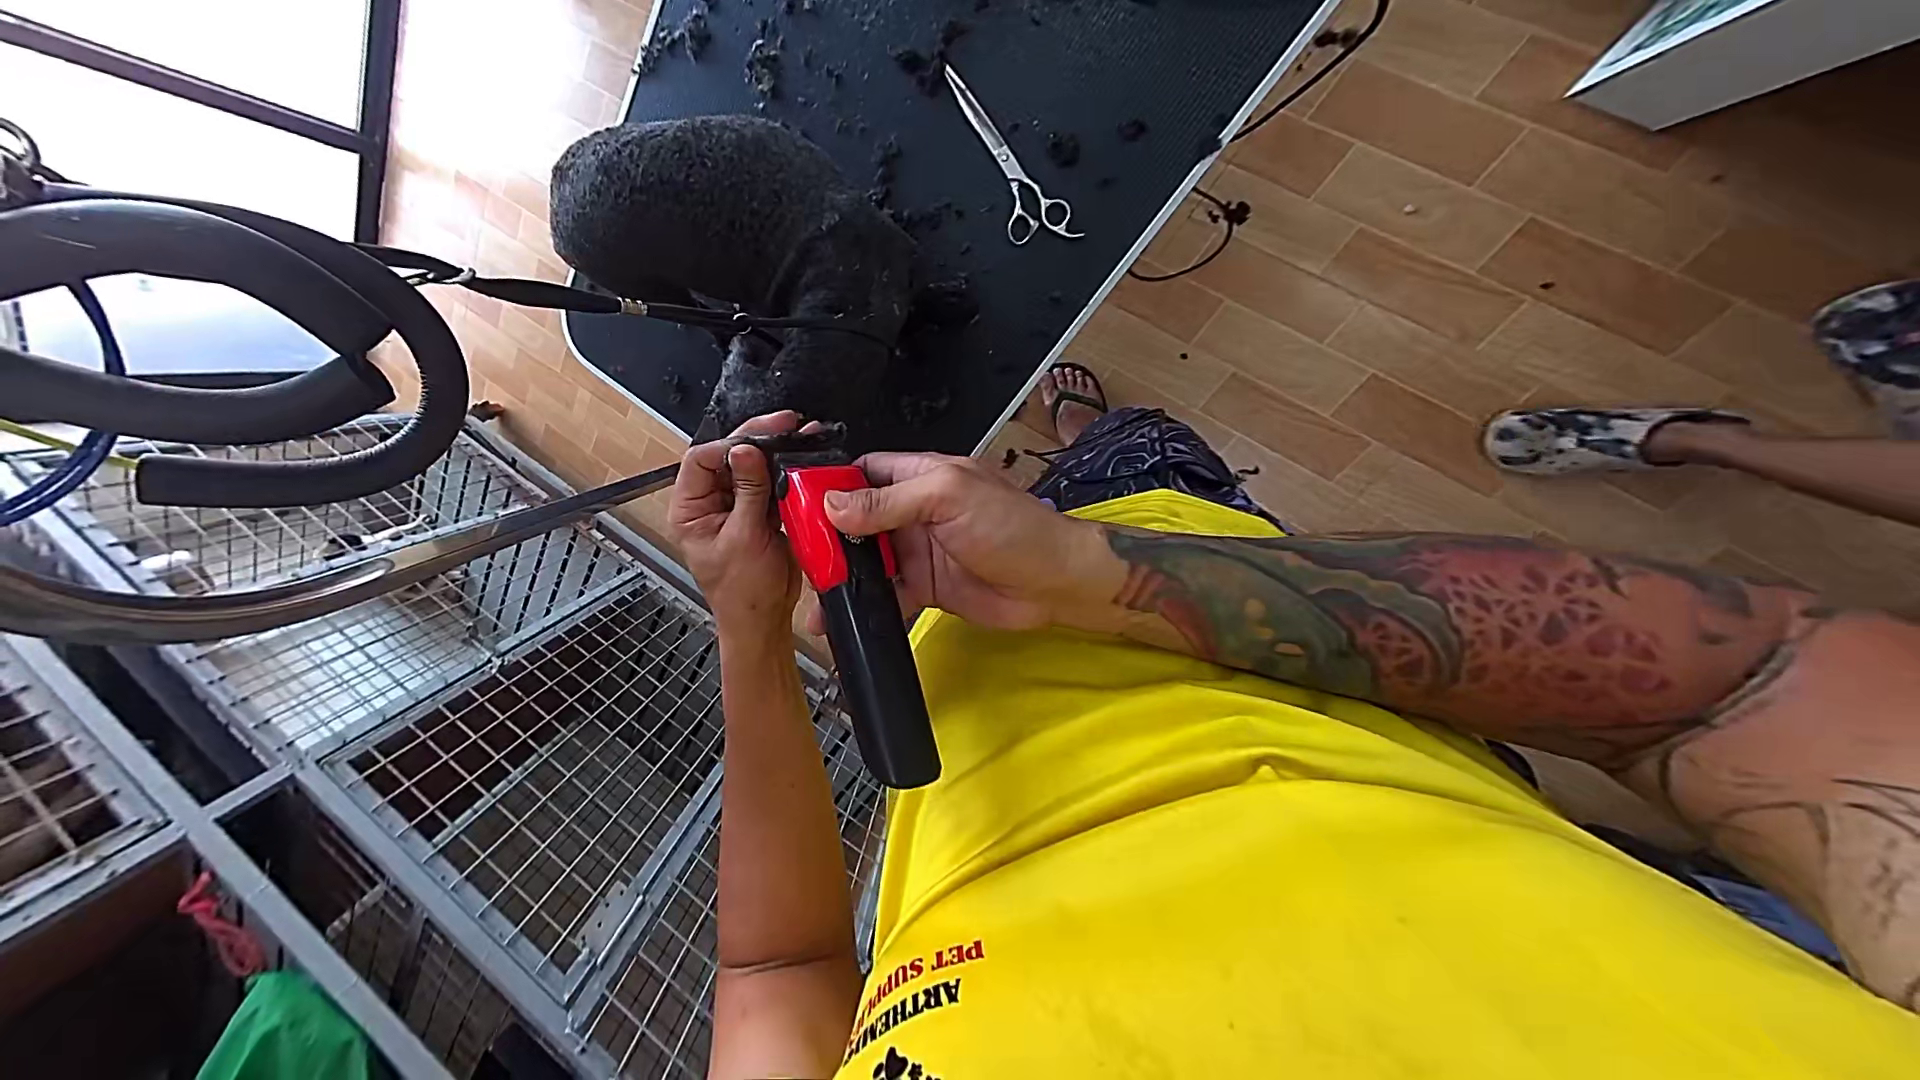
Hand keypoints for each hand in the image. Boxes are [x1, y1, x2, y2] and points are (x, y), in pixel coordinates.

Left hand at [669, 412, 806, 642]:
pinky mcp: (762, 511)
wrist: (766, 618)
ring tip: (798, 433)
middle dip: (755, 438)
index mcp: (691, 509)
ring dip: (775, 450)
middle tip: (782, 423)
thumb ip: (748, 492)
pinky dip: (788, 471)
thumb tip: (745, 450)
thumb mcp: (744, 538)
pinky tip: (804, 456)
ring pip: (753, 466)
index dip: (728, 446)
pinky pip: (772, 483)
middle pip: (728, 456)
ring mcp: (739, 505)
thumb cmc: (743, 593)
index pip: (702, 460)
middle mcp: (712, 502)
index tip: (756, 442)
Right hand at [813, 452, 1109, 631]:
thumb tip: (836, 503)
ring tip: (817, 595)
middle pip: (856, 520)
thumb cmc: (1016, 528)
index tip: (800, 508)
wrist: (1054, 583)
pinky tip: (846, 617)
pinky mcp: (925, 586)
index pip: (863, 474)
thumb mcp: (950, 497)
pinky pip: (886, 593)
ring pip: (867, 560)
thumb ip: (891, 500)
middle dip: (828, 539)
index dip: (830, 488)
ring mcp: (919, 550)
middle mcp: (915, 512)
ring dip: (842, 576)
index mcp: (920, 477)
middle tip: (802, 560)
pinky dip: (866, 604)